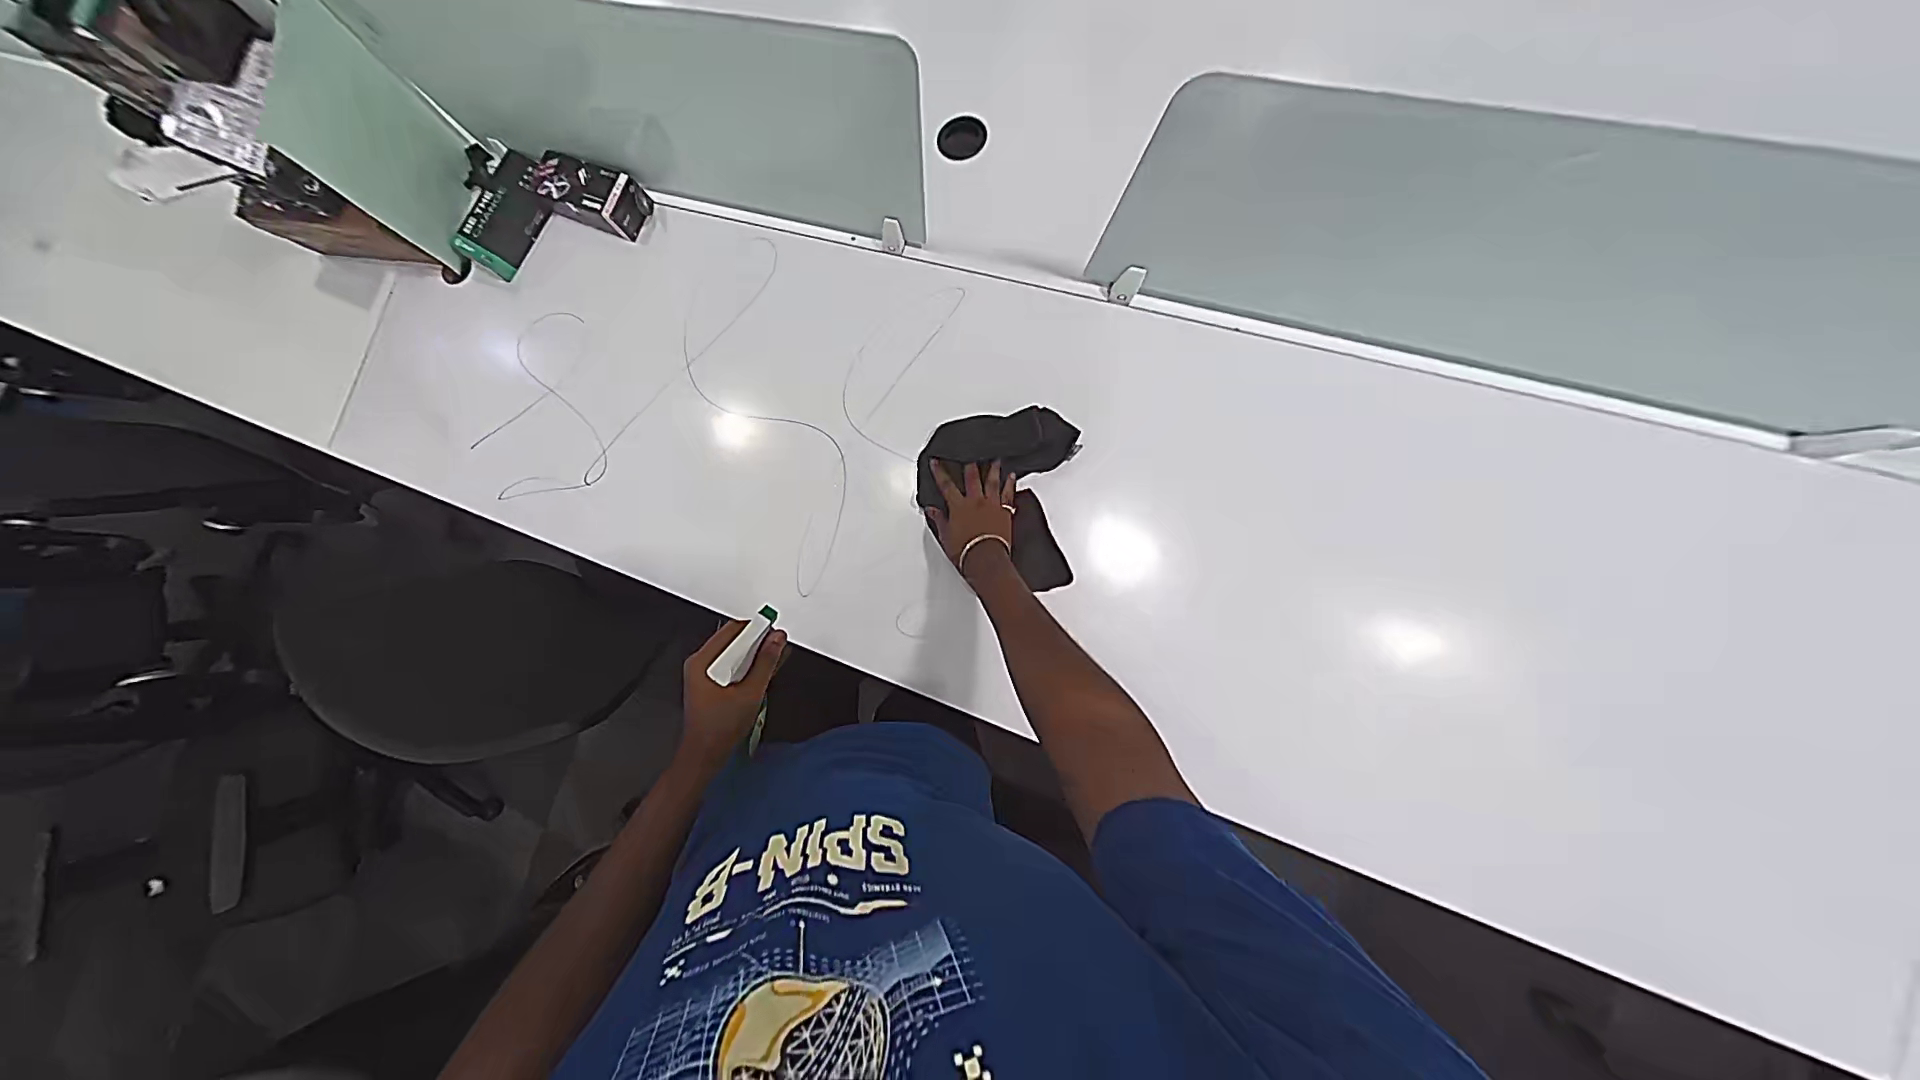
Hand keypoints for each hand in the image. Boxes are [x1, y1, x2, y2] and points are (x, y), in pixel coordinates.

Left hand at [678, 619, 786, 767]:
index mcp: (702, 661)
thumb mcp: (750, 692)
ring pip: (735, 654)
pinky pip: (733, 666)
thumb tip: (776, 640)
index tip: (775, 629)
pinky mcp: (712, 684)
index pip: (732, 630)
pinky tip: (765, 671)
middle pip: (733, 641)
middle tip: (778, 645)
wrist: (705, 755)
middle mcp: (700, 664)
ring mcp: (705, 674)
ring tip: (775, 658)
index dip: (756, 627)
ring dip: (755, 655)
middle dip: (757, 641)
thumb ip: (766, 663)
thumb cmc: (719, 728)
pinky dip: (749, 666)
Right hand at [926, 459, 1016, 581]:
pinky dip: (1010, 483)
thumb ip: (939, 519)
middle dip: (969, 463)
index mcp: (958, 506)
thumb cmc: (965, 551)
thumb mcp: (945, 536)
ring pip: (992, 481)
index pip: (946, 484)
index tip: (936, 461)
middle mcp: (975, 501)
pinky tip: (1012, 476)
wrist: (985, 559)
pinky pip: (1008, 494)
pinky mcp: (1005, 511)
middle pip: (972, 477)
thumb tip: (931, 510)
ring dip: (993, 468)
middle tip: (971, 451)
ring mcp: (991, 505)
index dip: (939, 471)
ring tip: (994, 458)